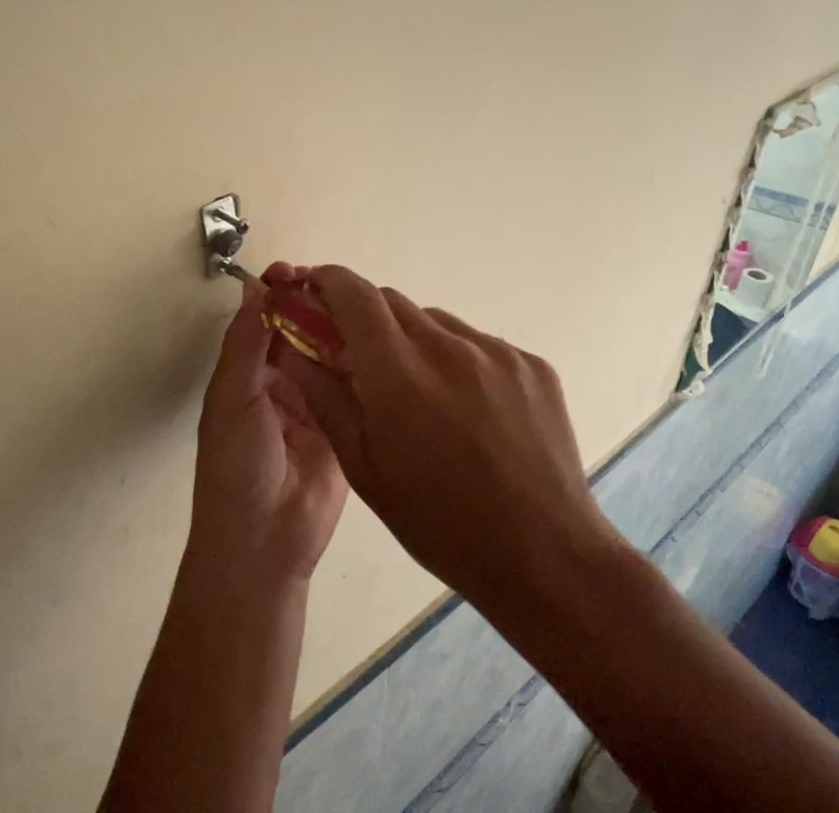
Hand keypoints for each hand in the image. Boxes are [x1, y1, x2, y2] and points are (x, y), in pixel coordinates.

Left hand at [186, 265, 348, 586]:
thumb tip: (256, 288)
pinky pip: (353, 390)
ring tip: (364, 304)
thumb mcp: (232, 396)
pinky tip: (382, 342)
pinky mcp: (344, 429)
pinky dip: (363, 366)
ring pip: (329, 358)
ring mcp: (315, 408)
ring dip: (340, 332)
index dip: (278, 296)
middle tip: (341, 282)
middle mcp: (280, 386)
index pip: (263, 323)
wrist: (266, 538)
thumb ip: (246, 343)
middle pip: (299, 335)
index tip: (297, 270)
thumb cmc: (237, 465)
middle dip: (314, 309)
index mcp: (246, 376)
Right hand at [272, 265, 620, 607]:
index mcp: (399, 374)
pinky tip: (466, 412)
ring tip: (420, 397)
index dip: (327, 282)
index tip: (313, 293)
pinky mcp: (533, 366)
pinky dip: (457, 361)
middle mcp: (449, 347)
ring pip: (435, 323)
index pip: (354, 293)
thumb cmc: (438, 523)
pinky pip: (478, 345)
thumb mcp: (364, 468)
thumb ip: (326, 399)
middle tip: (360, 361)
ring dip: (412, 341)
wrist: (543, 555)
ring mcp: (498, 354)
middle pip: (392, 302)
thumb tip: (295, 352)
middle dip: (365, 319)